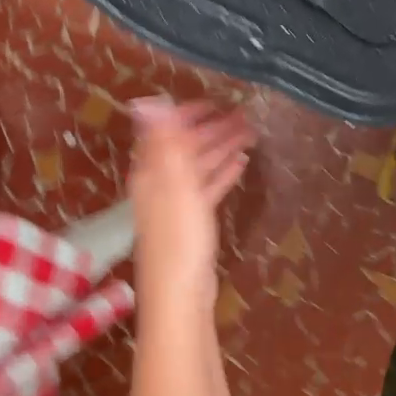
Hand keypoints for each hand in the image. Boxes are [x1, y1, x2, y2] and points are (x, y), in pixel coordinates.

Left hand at [130, 98, 254, 309]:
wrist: (180, 295)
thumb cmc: (179, 237)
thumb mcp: (174, 183)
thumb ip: (164, 141)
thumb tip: (146, 101)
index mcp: (152, 171)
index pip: (168, 131)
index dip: (190, 113)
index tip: (218, 100)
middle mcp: (161, 183)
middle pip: (187, 147)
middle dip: (213, 128)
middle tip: (245, 114)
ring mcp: (176, 203)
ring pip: (200, 165)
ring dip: (222, 147)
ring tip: (250, 133)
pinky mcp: (192, 222)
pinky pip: (208, 187)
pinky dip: (223, 172)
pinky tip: (241, 164)